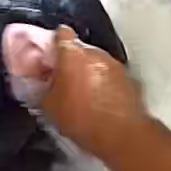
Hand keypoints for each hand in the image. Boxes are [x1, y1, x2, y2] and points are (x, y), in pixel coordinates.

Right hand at [1, 24, 154, 155]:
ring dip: (89, 73)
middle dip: (71, 62)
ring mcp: (115, 66)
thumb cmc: (84, 119)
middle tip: (62, 80)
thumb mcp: (49, 106)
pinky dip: (104, 85)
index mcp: (73, 55)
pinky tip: (98, 103)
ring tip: (81, 95)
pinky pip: (111, 77)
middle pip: (80, 49)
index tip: (49, 52)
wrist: (121, 136)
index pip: (62, 33)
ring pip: (96, 63)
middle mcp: (96, 54)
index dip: (54, 41)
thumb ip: (42, 89)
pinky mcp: (129, 80)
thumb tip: (41, 87)